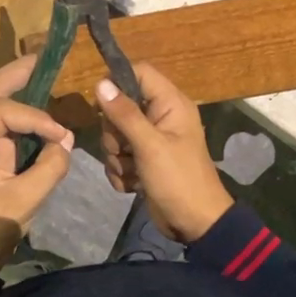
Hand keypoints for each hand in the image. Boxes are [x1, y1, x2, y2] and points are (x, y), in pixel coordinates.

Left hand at [0, 55, 74, 271]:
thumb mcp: (27, 199)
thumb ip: (50, 167)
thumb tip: (64, 142)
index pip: (3, 111)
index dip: (35, 117)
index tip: (59, 135)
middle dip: (18, 73)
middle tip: (47, 58)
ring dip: (17, 84)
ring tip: (45, 70)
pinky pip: (0, 117)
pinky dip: (19, 106)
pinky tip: (40, 100)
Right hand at [97, 64, 232, 242]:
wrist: (194, 223)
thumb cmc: (178, 179)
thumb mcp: (149, 145)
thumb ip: (125, 114)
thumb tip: (100, 83)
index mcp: (170, 104)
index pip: (139, 73)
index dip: (117, 83)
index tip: (101, 105)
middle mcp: (161, 118)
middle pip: (121, 108)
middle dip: (114, 133)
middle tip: (124, 150)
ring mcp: (151, 142)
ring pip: (116, 137)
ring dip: (117, 158)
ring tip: (133, 173)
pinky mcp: (144, 162)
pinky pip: (120, 158)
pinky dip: (121, 172)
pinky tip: (133, 185)